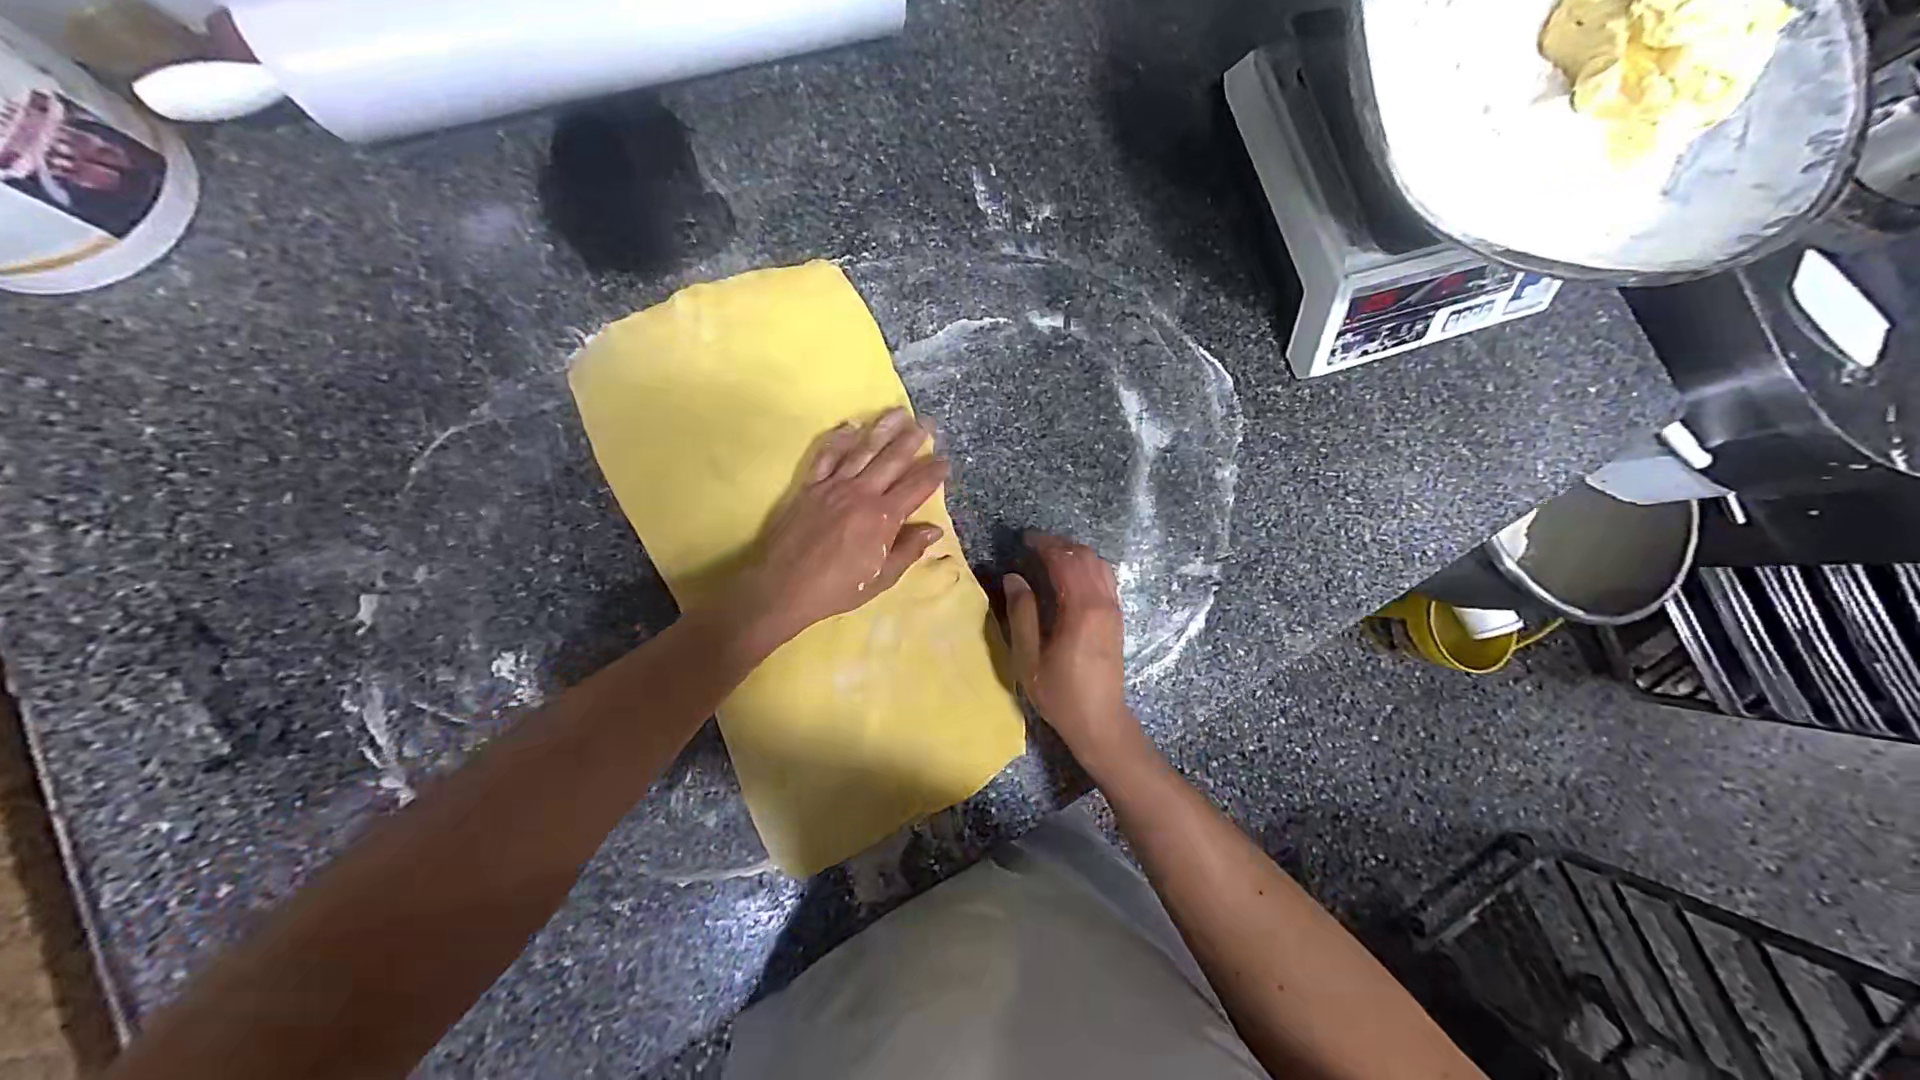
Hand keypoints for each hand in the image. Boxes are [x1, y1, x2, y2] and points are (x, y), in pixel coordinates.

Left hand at [728, 408, 950, 647]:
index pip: (915, 487)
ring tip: (899, 412)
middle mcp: (861, 494)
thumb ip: (908, 550)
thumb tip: (934, 529)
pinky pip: (827, 456)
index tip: (945, 461)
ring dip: (882, 429)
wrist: (783, 586)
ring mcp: (833, 486)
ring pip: (863, 450)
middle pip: (892, 460)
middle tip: (928, 423)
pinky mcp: (809, 486)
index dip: (933, 473)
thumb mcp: (881, 578)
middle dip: (913, 440)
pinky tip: (850, 426)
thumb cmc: (837, 588)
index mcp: (882, 517)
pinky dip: (839, 439)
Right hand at [1002, 533, 1147, 769]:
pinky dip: (1087, 566)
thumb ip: (1021, 613)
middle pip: (1085, 556)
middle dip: (1059, 544)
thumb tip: (1014, 578)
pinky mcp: (1117, 618)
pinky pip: (1105, 578)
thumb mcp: (1029, 657)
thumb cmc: (1060, 693)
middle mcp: (1102, 603)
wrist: (1100, 721)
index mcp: (1081, 609)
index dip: (1044, 545)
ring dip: (1075, 553)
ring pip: (1099, 564)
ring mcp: (1114, 609)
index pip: (1065, 561)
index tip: (1023, 539)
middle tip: (1033, 544)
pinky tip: (1070, 575)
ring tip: (1049, 555)